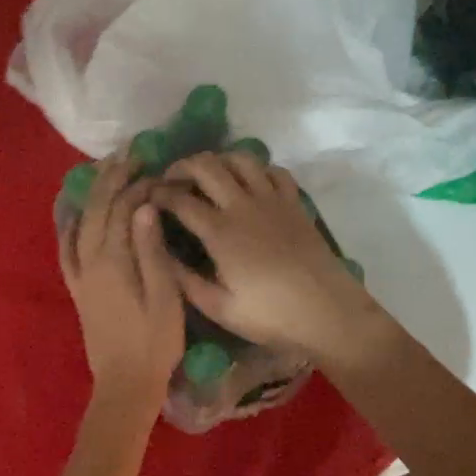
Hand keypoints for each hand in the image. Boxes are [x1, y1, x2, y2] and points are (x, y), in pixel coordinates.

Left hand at [60, 156, 184, 406]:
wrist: (125, 383)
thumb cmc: (155, 344)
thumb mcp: (166, 297)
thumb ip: (153, 251)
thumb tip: (145, 207)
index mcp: (114, 261)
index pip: (125, 210)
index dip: (141, 187)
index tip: (160, 173)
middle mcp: (90, 262)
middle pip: (98, 209)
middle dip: (113, 178)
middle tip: (131, 155)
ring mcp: (80, 276)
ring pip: (80, 224)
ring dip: (93, 195)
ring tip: (106, 172)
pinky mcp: (77, 290)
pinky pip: (66, 251)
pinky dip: (70, 228)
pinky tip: (76, 216)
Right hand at [156, 152, 391, 368]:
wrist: (328, 313)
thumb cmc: (269, 316)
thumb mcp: (217, 307)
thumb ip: (184, 278)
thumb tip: (159, 254)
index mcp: (220, 233)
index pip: (180, 199)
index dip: (159, 195)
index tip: (147, 199)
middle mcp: (244, 206)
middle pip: (207, 166)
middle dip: (182, 167)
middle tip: (170, 180)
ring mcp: (273, 201)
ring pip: (241, 159)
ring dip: (218, 161)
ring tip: (207, 176)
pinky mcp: (295, 204)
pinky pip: (273, 171)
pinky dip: (255, 170)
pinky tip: (248, 184)